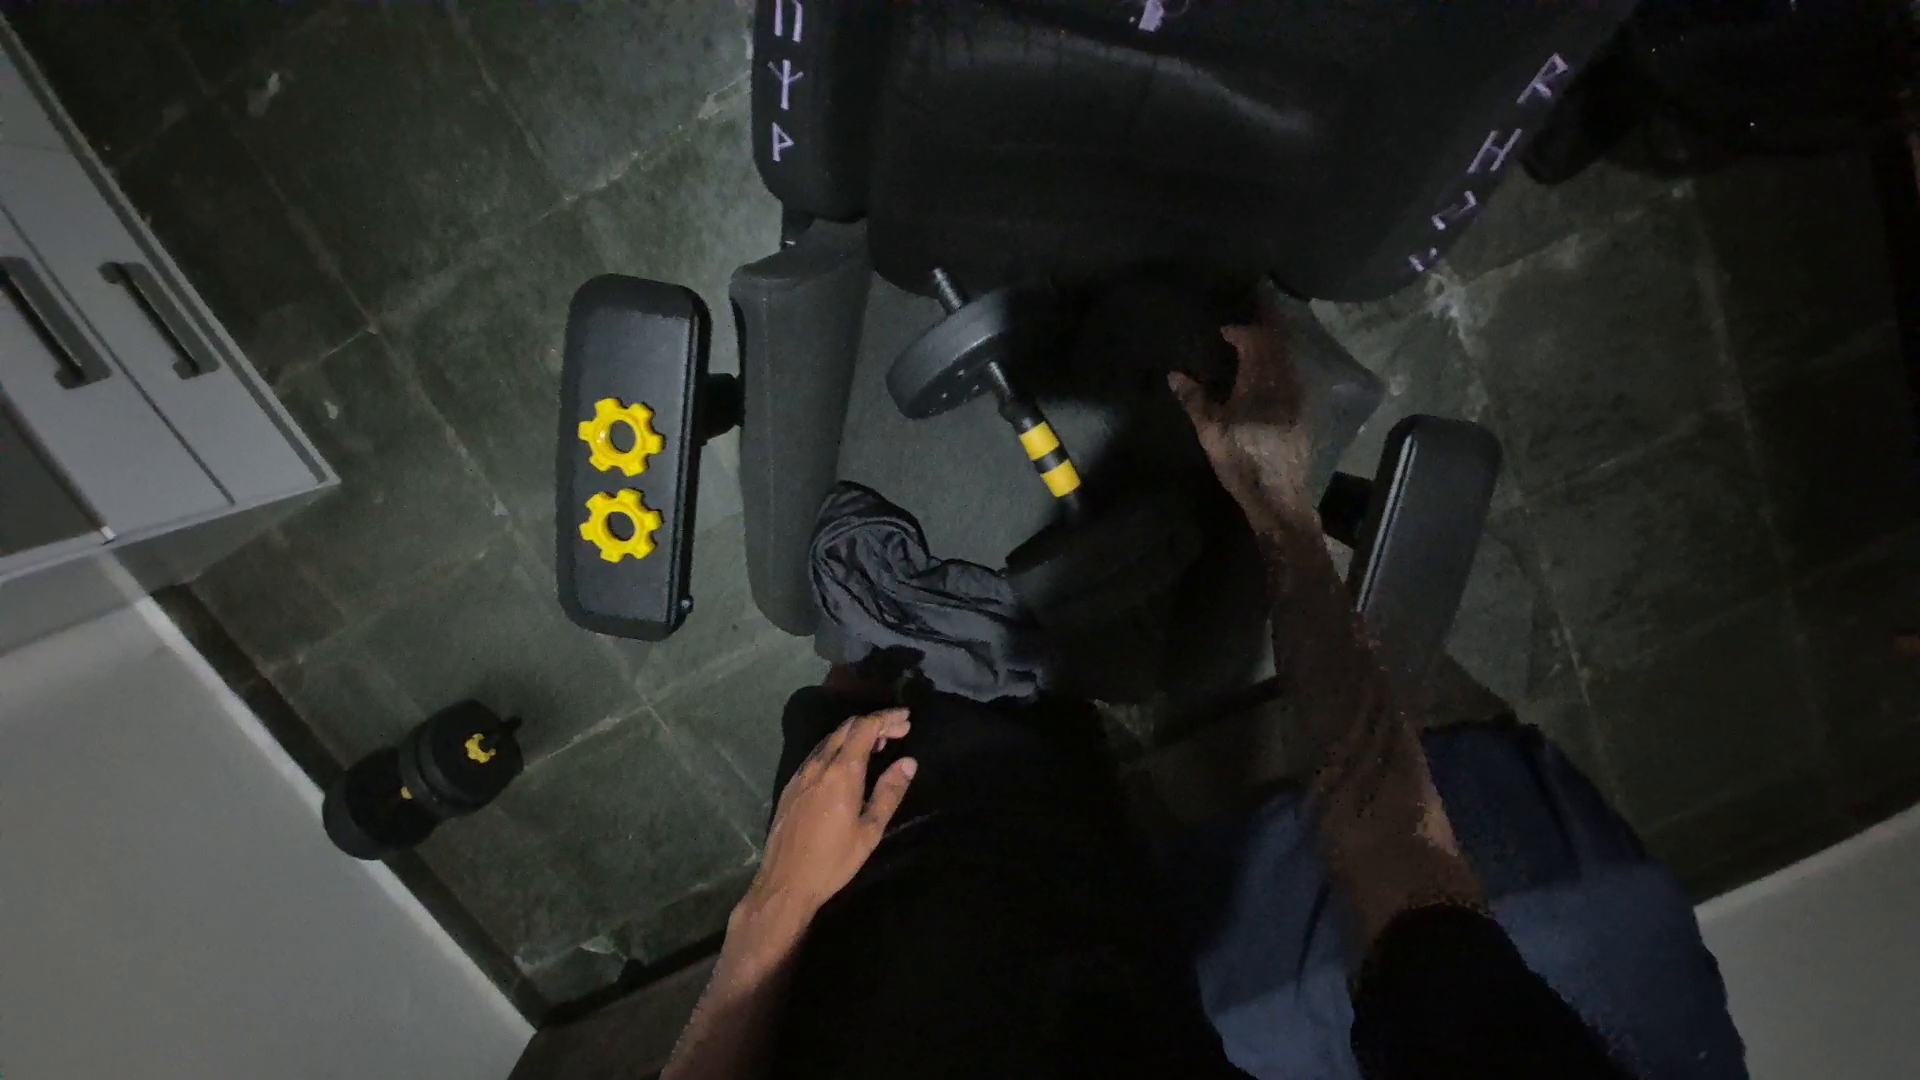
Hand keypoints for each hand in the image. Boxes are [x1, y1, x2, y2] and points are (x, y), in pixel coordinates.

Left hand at [737, 709, 916, 935]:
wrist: (784, 883)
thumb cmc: (833, 860)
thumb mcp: (870, 831)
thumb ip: (889, 793)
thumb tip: (909, 762)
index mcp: (841, 772)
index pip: (865, 728)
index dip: (887, 718)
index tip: (906, 718)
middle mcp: (819, 764)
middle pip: (847, 727)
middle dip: (874, 723)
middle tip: (898, 730)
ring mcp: (801, 773)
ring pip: (830, 739)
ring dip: (856, 734)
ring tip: (878, 744)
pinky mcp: (792, 785)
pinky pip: (818, 753)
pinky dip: (839, 746)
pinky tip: (848, 762)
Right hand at [1169, 322, 1315, 529]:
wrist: (1279, 495)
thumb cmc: (1240, 462)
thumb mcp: (1210, 431)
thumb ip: (1194, 399)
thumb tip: (1174, 374)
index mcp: (1259, 382)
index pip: (1255, 341)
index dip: (1240, 331)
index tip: (1224, 332)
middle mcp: (1283, 383)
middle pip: (1276, 345)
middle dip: (1259, 333)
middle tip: (1240, 332)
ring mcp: (1297, 398)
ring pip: (1286, 361)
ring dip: (1271, 350)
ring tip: (1252, 352)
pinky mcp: (1302, 413)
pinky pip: (1291, 377)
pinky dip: (1279, 368)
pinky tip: (1267, 380)